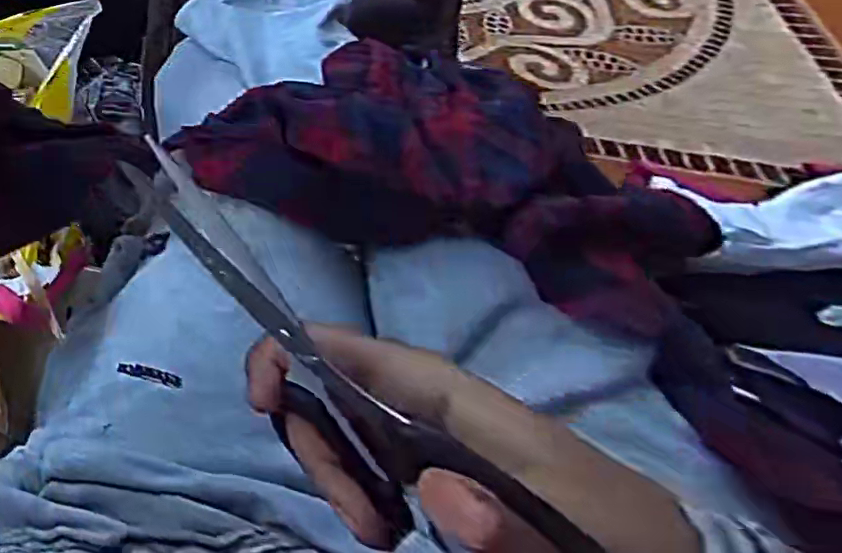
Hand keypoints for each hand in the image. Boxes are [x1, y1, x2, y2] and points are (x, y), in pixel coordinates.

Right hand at [246, 324, 694, 552]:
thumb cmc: (618, 542)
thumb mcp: (581, 545)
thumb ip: (512, 526)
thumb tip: (428, 489)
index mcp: (453, 394)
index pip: (346, 345)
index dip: (286, 351)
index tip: (260, 399)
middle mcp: (422, 402)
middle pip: (326, 388)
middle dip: (315, 441)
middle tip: (356, 521)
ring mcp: (420, 433)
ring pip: (335, 423)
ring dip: (333, 472)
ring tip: (373, 534)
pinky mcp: (424, 466)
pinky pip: (359, 456)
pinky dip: (353, 487)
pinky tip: (381, 525)